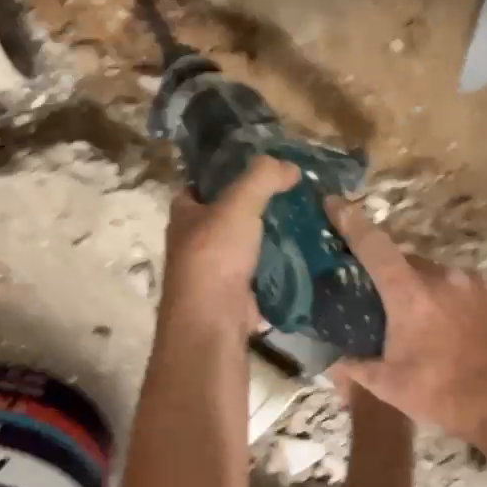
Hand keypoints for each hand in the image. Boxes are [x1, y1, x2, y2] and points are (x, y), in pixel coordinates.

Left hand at [160, 157, 301, 336]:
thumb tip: (290, 165)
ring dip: (268, 237)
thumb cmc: (215, 256)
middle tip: (289, 193)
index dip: (223, 174)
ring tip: (302, 219)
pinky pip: (259, 272)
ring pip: (245, 245)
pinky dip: (277, 265)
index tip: (255, 167)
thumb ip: (262, 178)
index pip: (200, 184)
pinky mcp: (235, 294)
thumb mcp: (238, 204)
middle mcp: (193, 242)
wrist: (213, 320)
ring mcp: (214, 271)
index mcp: (184, 215)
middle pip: (226, 216)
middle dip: (253, 207)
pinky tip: (302, 253)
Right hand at [329, 203, 486, 440]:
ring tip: (422, 323)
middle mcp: (442, 276)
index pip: (373, 245)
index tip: (333, 202)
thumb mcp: (387, 386)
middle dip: (389, 275)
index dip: (350, 221)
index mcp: (409, 294)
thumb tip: (332, 359)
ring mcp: (473, 281)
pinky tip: (450, 326)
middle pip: (404, 260)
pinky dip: (449, 298)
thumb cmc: (441, 394)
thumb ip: (354, 366)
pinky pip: (461, 285)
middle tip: (382, 305)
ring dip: (421, 289)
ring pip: (434, 273)